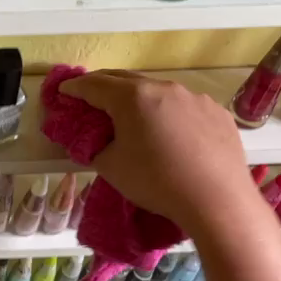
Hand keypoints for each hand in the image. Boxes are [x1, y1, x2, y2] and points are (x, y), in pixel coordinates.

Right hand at [57, 70, 257, 231]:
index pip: (95, 86)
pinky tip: (171, 135)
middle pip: (126, 80)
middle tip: (90, 94)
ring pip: (159, 92)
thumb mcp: (111, 167)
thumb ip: (97, 146)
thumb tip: (100, 139)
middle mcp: (164, 88)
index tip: (64, 91)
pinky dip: (169, 114)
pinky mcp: (217, 113)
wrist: (216, 199)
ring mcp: (195, 98)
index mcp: (133, 98)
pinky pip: (185, 108)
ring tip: (133, 116)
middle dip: (104, 85)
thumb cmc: (156, 182)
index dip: (75, 88)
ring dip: (140, 99)